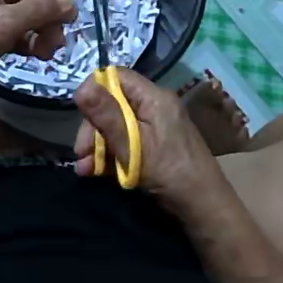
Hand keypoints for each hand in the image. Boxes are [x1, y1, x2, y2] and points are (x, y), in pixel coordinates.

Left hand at [0, 0, 75, 114]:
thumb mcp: (8, 22)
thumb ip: (41, 10)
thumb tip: (71, 5)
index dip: (54, 0)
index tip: (72, 21)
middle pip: (28, 1)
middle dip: (46, 21)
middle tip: (57, 43)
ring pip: (22, 19)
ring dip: (39, 34)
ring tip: (47, 54)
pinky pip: (12, 34)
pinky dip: (26, 43)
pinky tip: (35, 55)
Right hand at [72, 68, 232, 217]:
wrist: (202, 205)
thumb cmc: (168, 171)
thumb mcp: (132, 143)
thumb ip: (106, 116)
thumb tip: (81, 87)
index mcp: (154, 97)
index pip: (118, 77)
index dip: (95, 91)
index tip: (80, 114)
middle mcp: (155, 106)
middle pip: (114, 104)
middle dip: (93, 128)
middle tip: (81, 154)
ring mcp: (155, 127)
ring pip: (117, 126)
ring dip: (98, 147)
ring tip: (85, 170)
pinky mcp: (154, 146)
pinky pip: (127, 142)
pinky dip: (111, 155)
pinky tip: (95, 172)